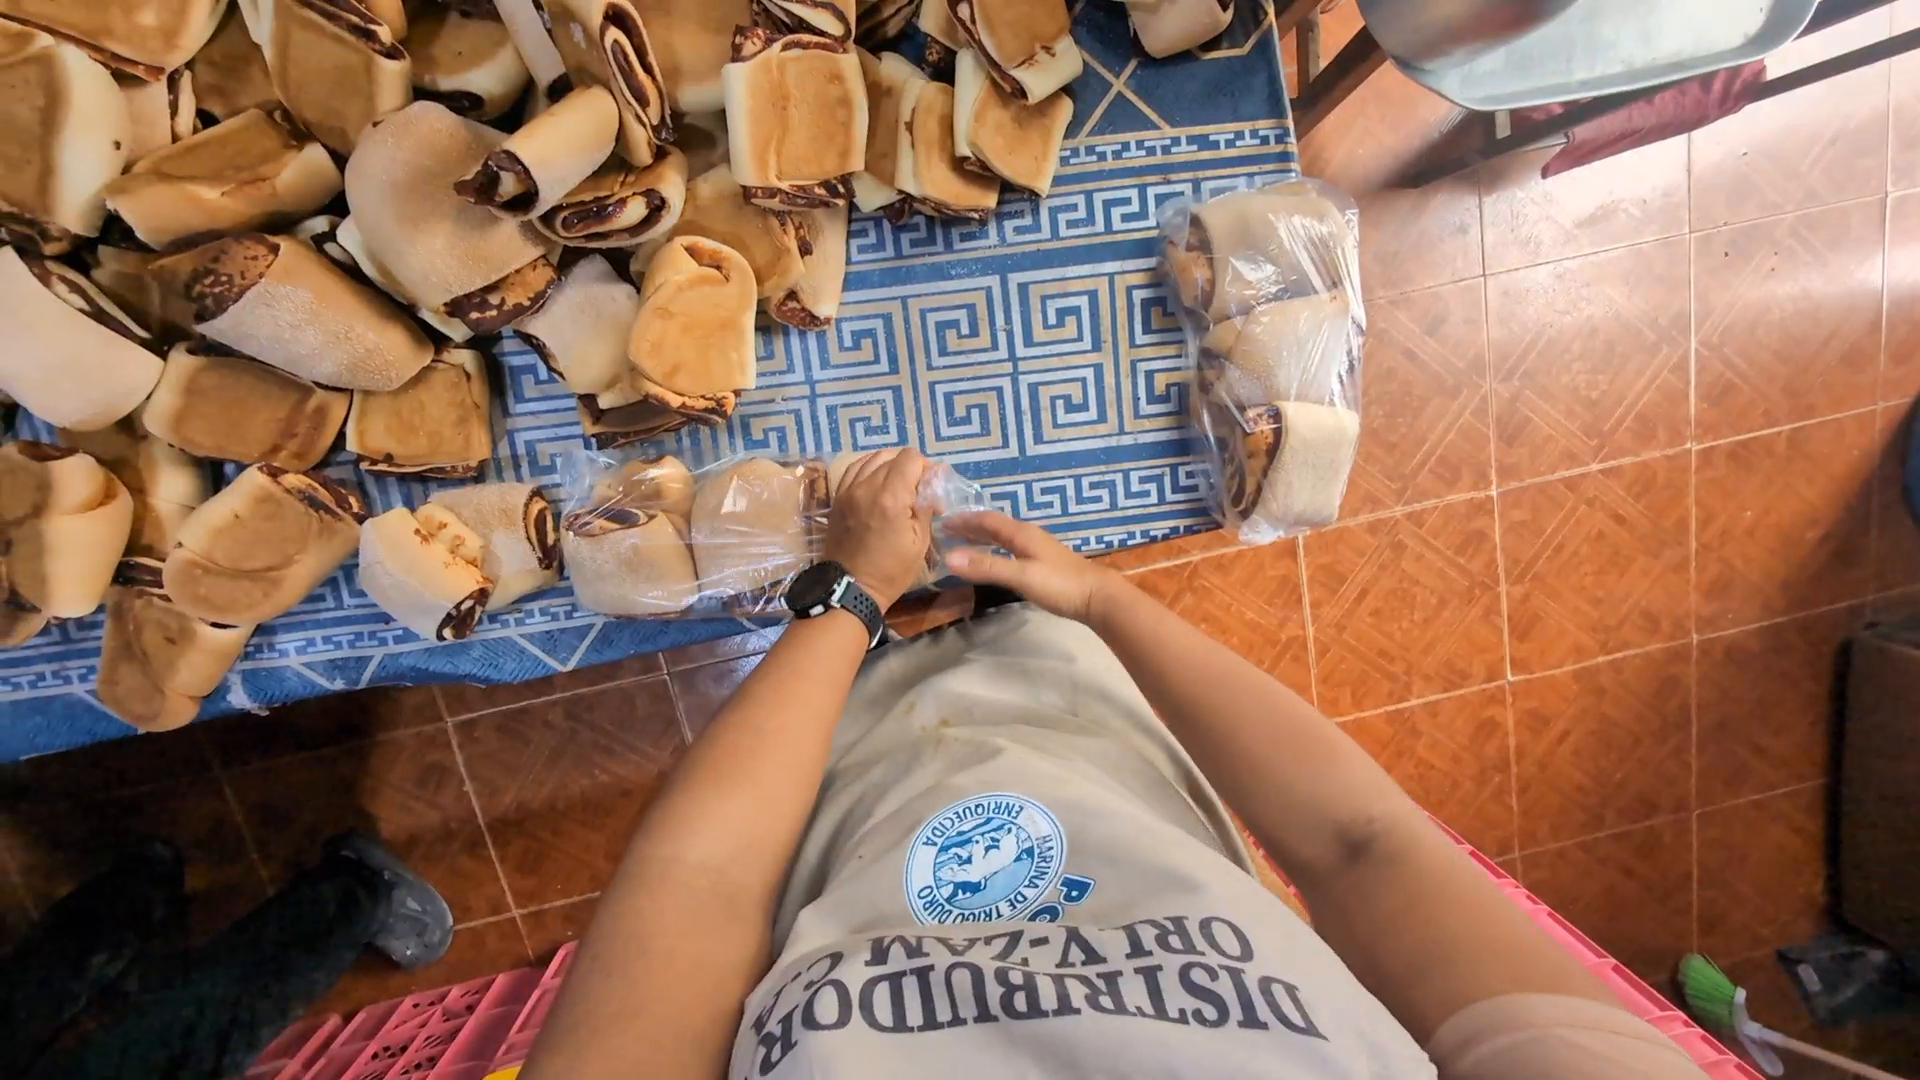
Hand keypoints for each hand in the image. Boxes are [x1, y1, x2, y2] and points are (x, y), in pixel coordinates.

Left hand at [825, 449, 932, 610]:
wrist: (850, 589)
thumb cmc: (891, 571)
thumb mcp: (920, 543)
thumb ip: (925, 507)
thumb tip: (931, 489)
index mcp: (890, 497)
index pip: (911, 458)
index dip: (926, 467)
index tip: (932, 485)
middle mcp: (866, 486)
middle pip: (892, 456)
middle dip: (910, 467)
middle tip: (917, 487)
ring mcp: (848, 490)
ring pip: (871, 458)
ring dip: (889, 466)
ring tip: (898, 484)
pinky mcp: (837, 497)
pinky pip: (853, 469)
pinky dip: (869, 469)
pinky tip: (877, 482)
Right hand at [943, 511, 1125, 624]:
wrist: (1097, 597)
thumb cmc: (1059, 585)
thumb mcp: (1020, 576)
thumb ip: (986, 567)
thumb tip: (950, 557)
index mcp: (1021, 534)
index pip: (987, 520)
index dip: (964, 520)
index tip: (942, 521)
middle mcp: (1028, 536)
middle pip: (995, 526)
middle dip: (971, 526)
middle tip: (948, 530)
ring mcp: (1037, 549)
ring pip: (1004, 537)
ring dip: (983, 538)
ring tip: (965, 542)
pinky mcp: (1043, 563)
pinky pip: (1011, 549)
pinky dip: (995, 550)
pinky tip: (995, 559)